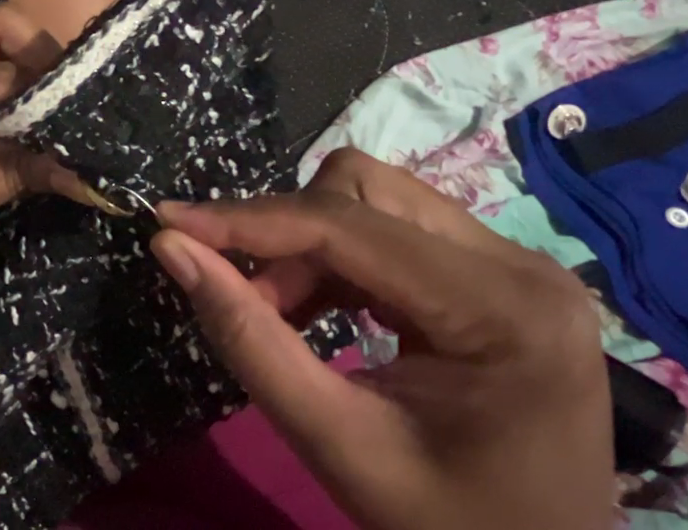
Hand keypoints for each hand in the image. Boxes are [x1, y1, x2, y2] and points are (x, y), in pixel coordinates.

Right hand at [150, 148, 613, 529]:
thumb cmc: (443, 521)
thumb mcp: (334, 441)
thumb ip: (248, 338)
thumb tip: (169, 246)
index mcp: (503, 310)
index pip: (347, 226)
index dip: (248, 219)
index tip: (168, 222)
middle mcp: (519, 265)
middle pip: (362, 191)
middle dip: (286, 235)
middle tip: (256, 303)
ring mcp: (514, 264)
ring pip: (370, 199)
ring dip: (306, 244)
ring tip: (285, 314)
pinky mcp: (495, 273)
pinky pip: (388, 228)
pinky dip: (334, 258)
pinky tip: (319, 310)